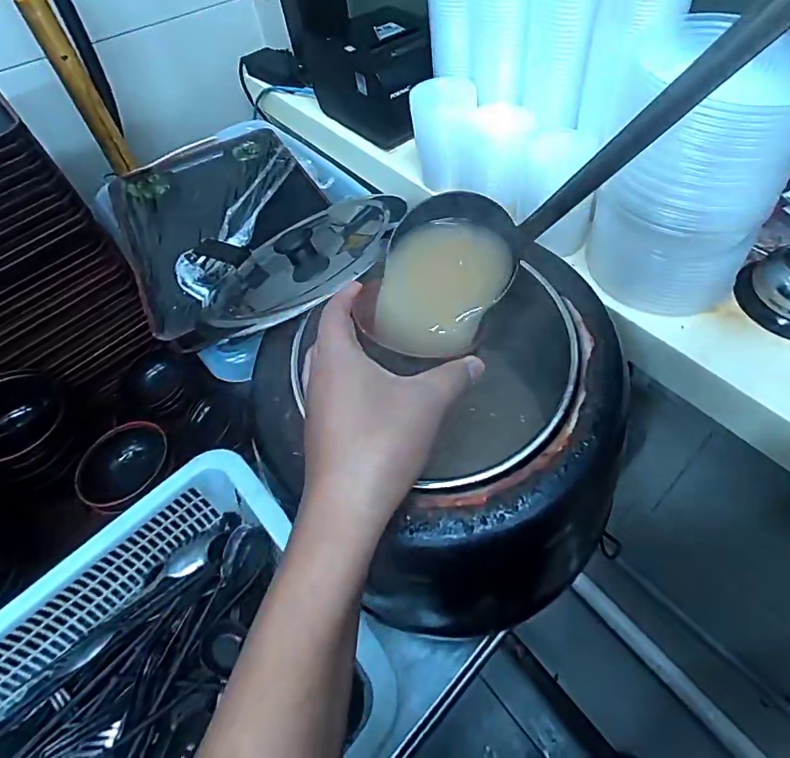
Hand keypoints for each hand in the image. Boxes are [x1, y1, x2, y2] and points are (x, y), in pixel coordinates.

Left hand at [299, 282, 482, 532]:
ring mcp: (313, 408)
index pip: (332, 313)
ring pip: (321, 369)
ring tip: (369, 352)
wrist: (347, 505)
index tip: (360, 285)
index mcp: (335, 358)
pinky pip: (327, 394)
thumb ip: (452, 378)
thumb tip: (476, 363)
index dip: (344, 296)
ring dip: (339, 355)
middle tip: (369, 318)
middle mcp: (317, 378)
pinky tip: (366, 397)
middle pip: (322, 339)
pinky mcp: (318, 435)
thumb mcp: (426, 403)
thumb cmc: (381, 440)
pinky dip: (342, 383)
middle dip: (342, 324)